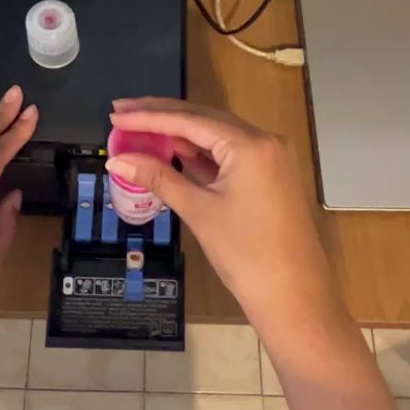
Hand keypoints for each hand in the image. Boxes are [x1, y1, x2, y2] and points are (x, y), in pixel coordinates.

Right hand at [106, 98, 338, 332]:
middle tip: (122, 114)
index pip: (190, 120)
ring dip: (179, 133)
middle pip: (204, 119)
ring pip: (216, 135)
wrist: (293, 296)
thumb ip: (158, 177)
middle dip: (162, 116)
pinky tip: (173, 149)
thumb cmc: (245, 254)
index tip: (116, 114)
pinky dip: (200, 152)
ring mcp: (270, 157)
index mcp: (250, 144)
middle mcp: (264, 140)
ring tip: (140, 129)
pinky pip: (228, 153)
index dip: (149, 116)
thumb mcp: (198, 210)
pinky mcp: (269, 175)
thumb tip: (118, 160)